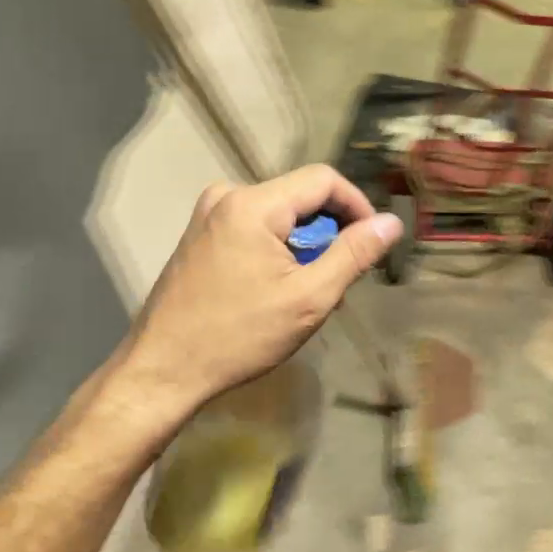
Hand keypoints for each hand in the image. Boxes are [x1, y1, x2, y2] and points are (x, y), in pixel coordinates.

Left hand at [107, 165, 404, 418]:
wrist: (161, 372)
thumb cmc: (238, 336)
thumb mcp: (308, 298)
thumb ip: (353, 254)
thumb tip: (391, 222)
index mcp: (252, 203)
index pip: (323, 179)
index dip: (356, 205)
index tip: (371, 244)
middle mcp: (227, 196)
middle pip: (300, 196)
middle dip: (329, 232)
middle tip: (342, 279)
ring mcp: (208, 215)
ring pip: (279, 214)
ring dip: (305, 245)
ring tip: (311, 292)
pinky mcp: (200, 235)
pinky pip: (255, 227)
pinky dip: (278, 250)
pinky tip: (279, 290)